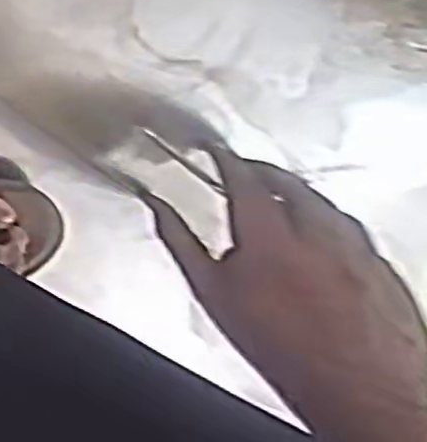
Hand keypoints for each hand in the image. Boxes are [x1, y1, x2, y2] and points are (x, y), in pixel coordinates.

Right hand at [146, 151, 426, 441]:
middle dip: (266, 171)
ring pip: (334, 210)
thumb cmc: (282, 347)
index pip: (246, 181)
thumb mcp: (209, 288)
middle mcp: (321, 242)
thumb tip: (155, 203)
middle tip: (245, 165)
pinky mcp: (392, 281)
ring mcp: (363, 261)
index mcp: (270, 238)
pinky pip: (361, 237)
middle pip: (295, 188)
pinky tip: (325, 231)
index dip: (226, 159)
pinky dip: (336, 223)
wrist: (362, 397)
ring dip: (303, 193)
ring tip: (283, 191)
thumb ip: (178, 237)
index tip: (214, 150)